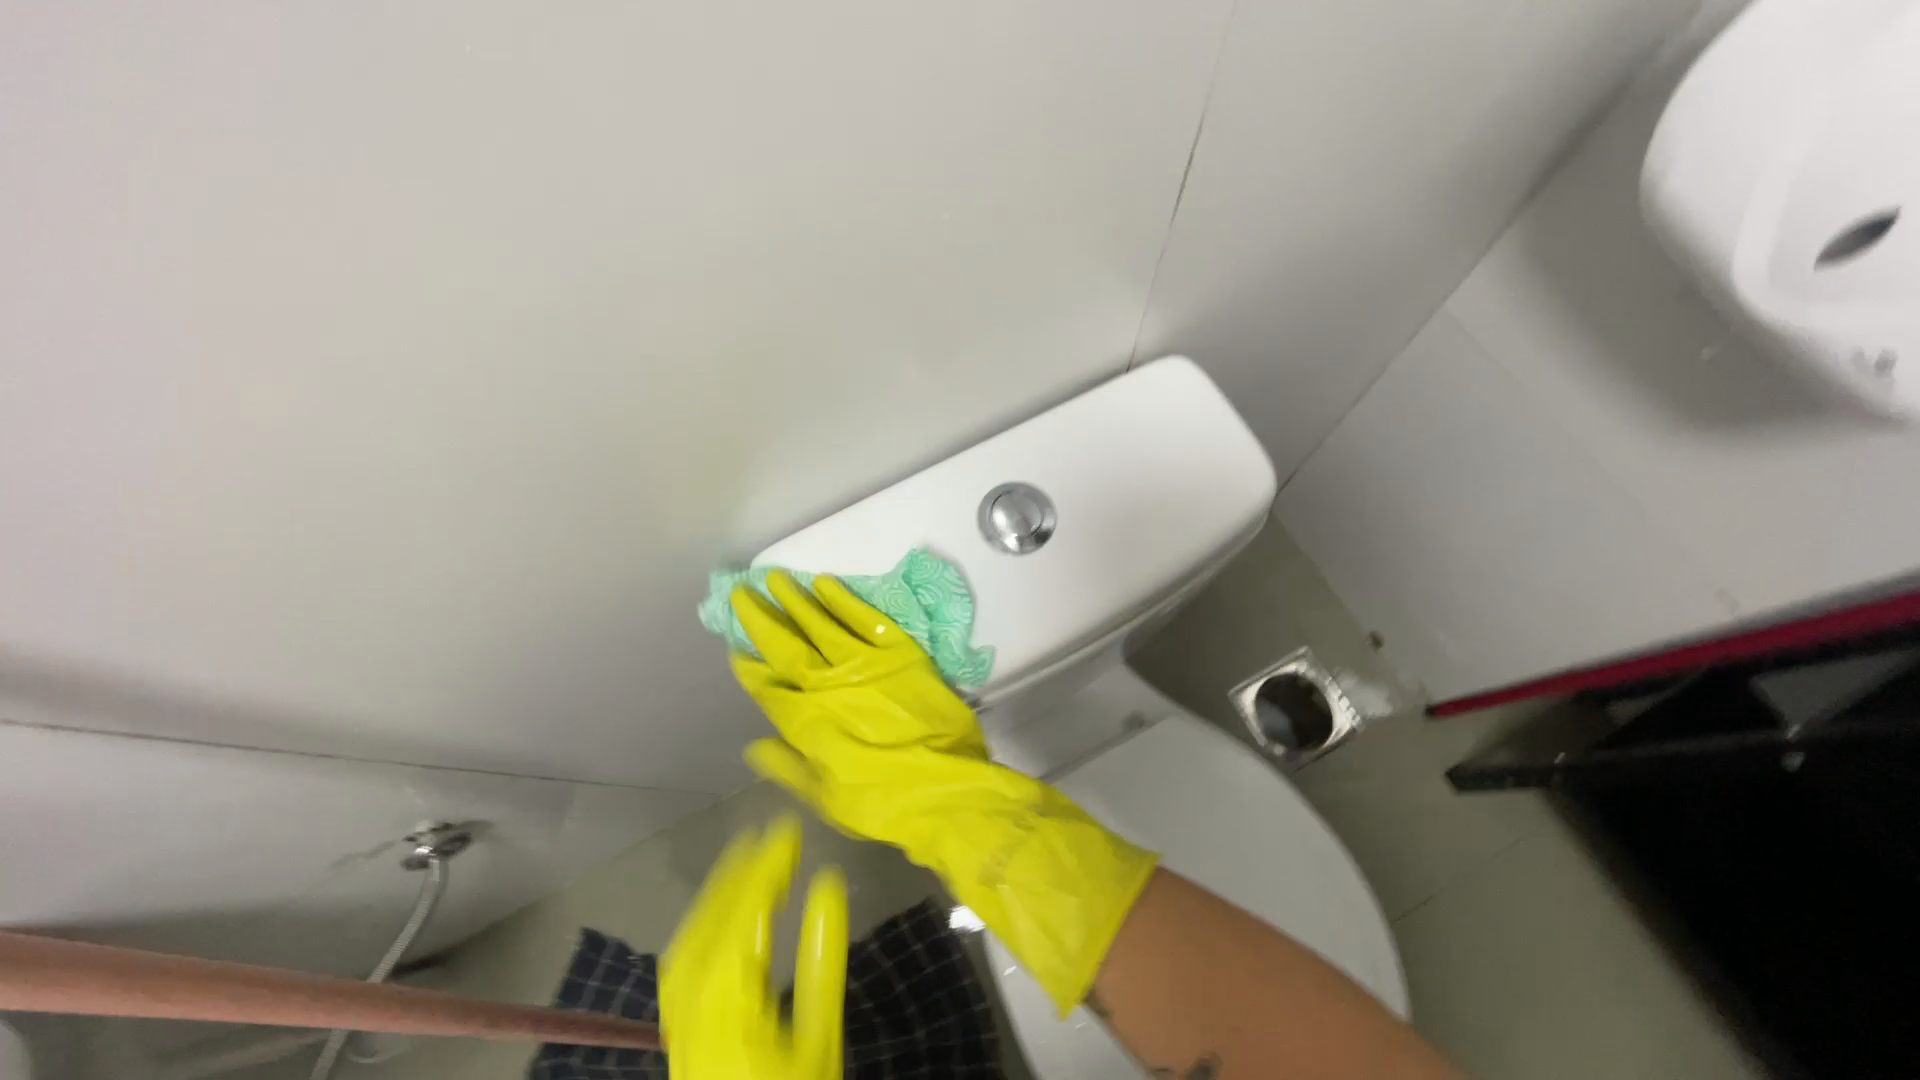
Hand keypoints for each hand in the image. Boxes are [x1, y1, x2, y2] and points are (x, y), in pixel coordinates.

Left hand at [660, 815, 846, 1079]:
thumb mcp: (821, 1032)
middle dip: (738, 872)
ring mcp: (678, 1020)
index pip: (745, 917)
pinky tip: (716, 913)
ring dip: (715, 894)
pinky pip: (680, 963)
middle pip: (709, 923)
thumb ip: (823, 956)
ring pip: (687, 940)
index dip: (765, 868)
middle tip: (768, 836)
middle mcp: (694, 1006)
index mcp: (731, 1004)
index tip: (788, 831)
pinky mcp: (677, 1029)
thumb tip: (830, 884)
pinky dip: (700, 925)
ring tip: (744, 860)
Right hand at [730, 572, 1156, 1015]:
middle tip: (740, 592)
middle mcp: (828, 684)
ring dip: (796, 600)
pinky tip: (825, 583)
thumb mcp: (825, 798)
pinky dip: (844, 600)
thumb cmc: (882, 803)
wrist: (945, 791)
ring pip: (822, 622)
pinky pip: (866, 618)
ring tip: (774, 578)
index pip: (767, 686)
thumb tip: (755, 747)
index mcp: (806, 720)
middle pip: (786, 644)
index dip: (749, 667)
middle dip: (761, 619)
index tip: (734, 649)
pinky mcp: (901, 653)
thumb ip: (788, 768)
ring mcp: (865, 664)